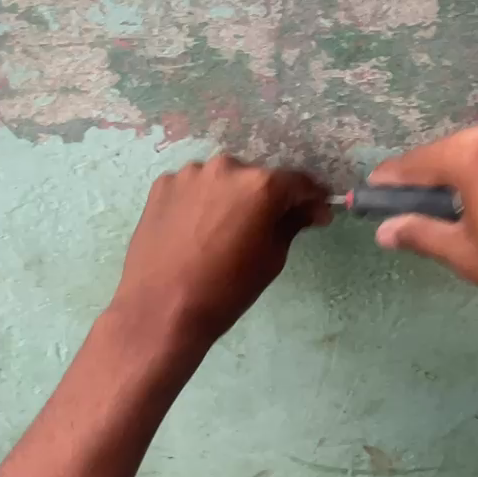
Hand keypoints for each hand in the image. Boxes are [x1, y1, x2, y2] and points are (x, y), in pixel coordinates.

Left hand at [111, 155, 329, 347]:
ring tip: (221, 231)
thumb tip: (311, 209)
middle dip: (266, 199)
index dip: (311, 199)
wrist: (161, 309)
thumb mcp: (272, 259)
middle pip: (256, 178)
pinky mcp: (163, 184)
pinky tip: (194, 230)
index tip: (316, 215)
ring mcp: (189, 173)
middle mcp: (226, 167)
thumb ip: (293, 223)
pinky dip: (199, 202)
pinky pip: (193, 188)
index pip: (297, 182)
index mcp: (260, 184)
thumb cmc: (226, 289)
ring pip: (222, 180)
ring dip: (229, 198)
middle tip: (264, 227)